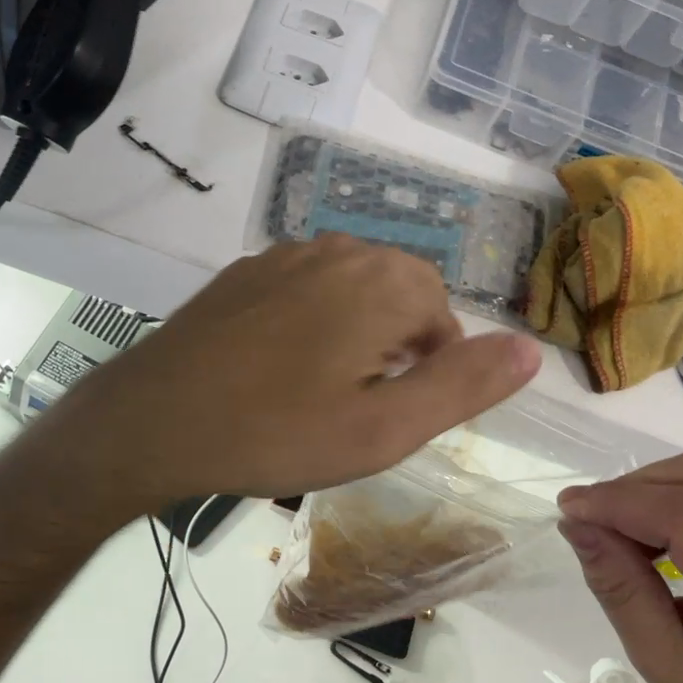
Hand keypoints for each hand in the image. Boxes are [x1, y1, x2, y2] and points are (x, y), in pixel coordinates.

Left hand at [47, 235, 542, 507]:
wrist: (151, 421)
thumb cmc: (274, 432)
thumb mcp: (382, 429)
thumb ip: (462, 386)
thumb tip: (531, 349)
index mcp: (382, 280)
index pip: (442, 318)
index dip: (430, 375)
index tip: (394, 420)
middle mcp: (336, 250)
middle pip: (396, 298)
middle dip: (392, 353)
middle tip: (357, 416)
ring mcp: (279, 257)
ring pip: (346, 295)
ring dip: (349, 341)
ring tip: (318, 399)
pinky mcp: (238, 276)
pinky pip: (299, 296)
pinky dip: (306, 330)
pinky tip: (274, 375)